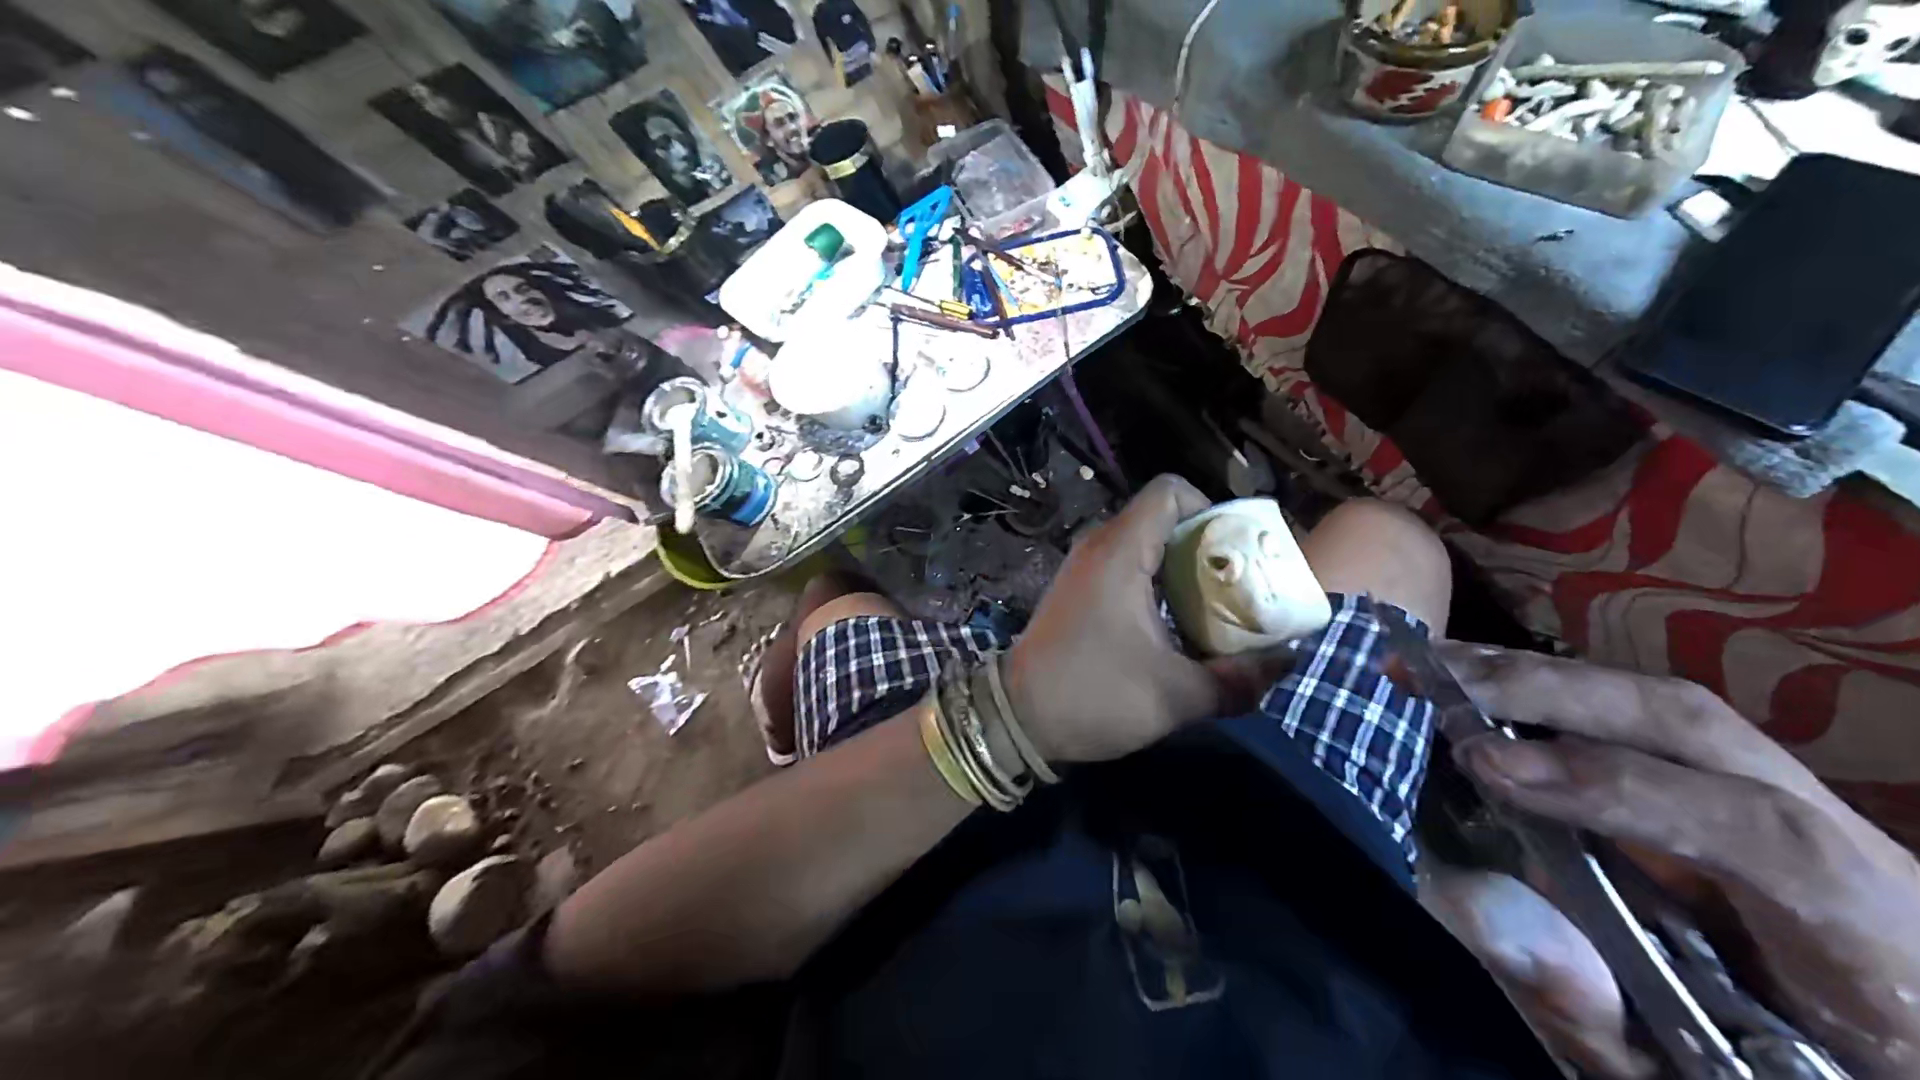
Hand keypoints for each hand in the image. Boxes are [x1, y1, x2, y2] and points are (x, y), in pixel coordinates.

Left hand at [1002, 475, 1291, 763]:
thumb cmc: (1094, 696)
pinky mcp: (1077, 589)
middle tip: (1241, 586)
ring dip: (1182, 569)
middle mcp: (1098, 547)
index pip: (1170, 491)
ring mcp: (1083, 567)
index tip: (1238, 554)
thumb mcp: (1176, 695)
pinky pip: (1125, 566)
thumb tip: (1286, 664)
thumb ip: (1238, 679)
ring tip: (1216, 608)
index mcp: (1121, 552)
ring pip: (1144, 544)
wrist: (1017, 717)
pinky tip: (1175, 624)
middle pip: (1163, 518)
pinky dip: (1156, 583)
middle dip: (1207, 546)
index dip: (1212, 509)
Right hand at [1436, 642, 1919, 1079]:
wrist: (1845, 1038)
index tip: (1485, 766)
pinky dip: (1541, 688)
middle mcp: (1839, 838)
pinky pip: (1631, 715)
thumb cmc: (1779, 1067)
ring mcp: (1783, 795)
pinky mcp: (1723, 782)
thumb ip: (1595, 1010)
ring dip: (1528, 675)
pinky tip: (1475, 677)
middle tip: (1430, 679)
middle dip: (1545, 690)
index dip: (1615, 787)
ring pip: (1656, 703)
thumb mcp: (1688, 1070)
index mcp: (1872, 935)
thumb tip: (1470, 898)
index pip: (1764, 835)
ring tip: (1430, 663)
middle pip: (1692, 726)